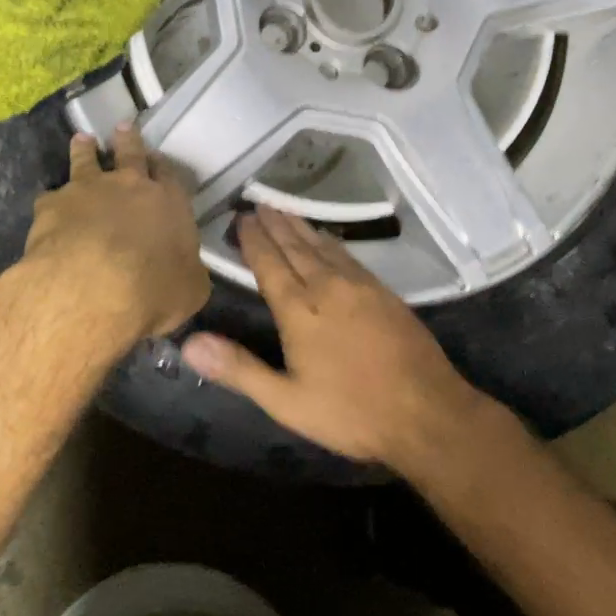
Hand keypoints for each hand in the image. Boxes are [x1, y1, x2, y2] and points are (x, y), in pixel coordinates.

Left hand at [18, 123, 209, 341]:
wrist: (91, 288)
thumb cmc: (152, 292)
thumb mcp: (190, 290)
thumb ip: (187, 272)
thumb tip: (185, 270)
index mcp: (168, 204)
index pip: (169, 176)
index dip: (163, 167)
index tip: (157, 160)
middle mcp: (129, 187)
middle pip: (129, 154)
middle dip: (128, 140)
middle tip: (123, 127)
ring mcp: (87, 190)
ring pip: (85, 161)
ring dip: (84, 150)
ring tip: (82, 140)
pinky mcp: (51, 205)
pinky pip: (50, 196)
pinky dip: (52, 200)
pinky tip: (46, 207)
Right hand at [180, 207, 484, 470]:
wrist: (427, 413)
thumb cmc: (351, 412)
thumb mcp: (286, 401)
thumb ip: (238, 369)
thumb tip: (189, 343)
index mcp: (299, 310)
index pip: (269, 264)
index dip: (253, 240)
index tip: (240, 217)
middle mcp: (327, 287)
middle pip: (295, 247)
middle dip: (274, 224)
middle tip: (258, 202)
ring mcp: (360, 287)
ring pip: (322, 246)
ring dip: (300, 227)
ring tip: (284, 210)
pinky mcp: (384, 292)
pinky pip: (348, 256)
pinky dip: (330, 241)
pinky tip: (327, 240)